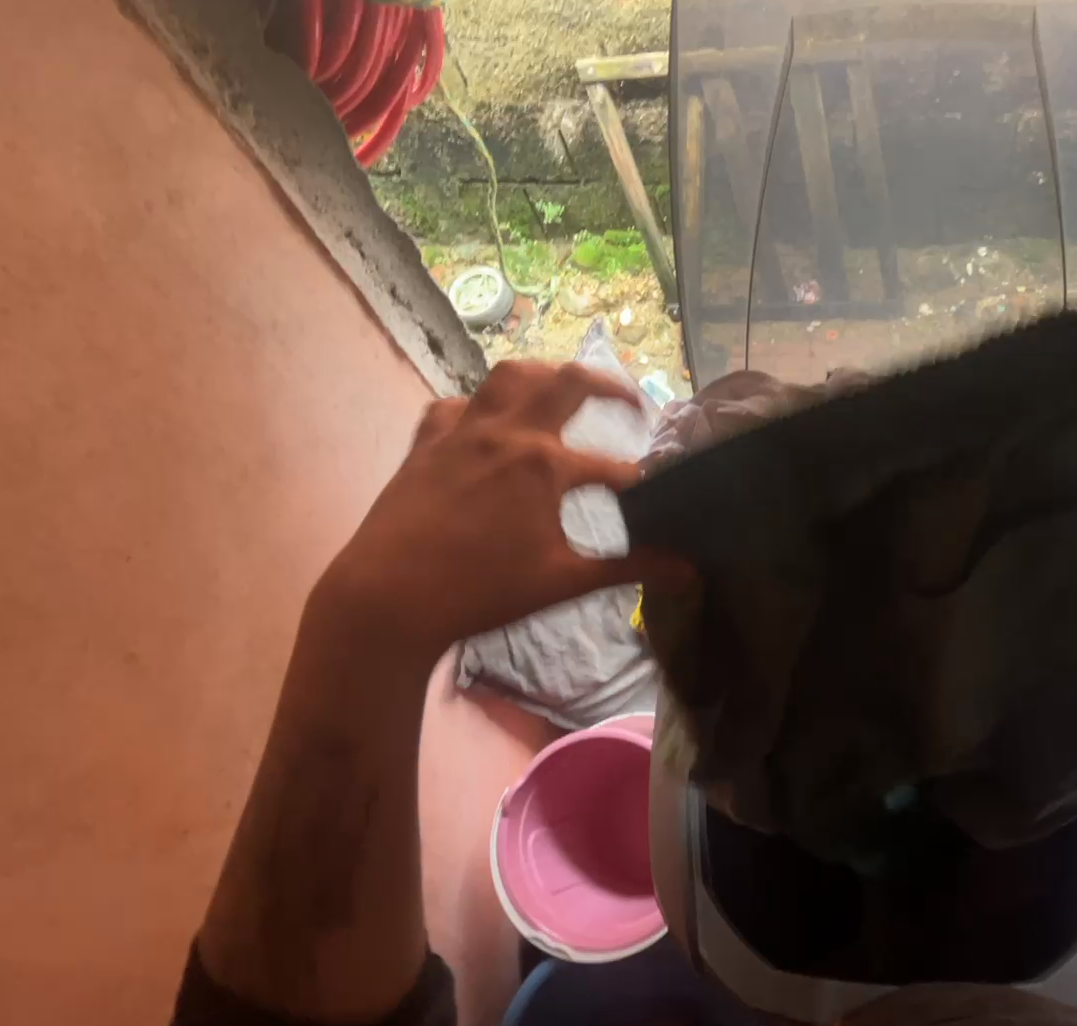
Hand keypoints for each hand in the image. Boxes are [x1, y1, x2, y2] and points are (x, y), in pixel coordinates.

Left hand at [314, 360, 657, 662]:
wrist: (388, 599)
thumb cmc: (483, 591)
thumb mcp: (564, 581)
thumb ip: (628, 569)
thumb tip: (687, 571)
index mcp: (545, 465)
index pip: (612, 467)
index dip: (639, 482)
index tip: (655, 494)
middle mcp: (509, 433)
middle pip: (568, 381)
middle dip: (610, 385)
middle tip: (632, 404)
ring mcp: (463, 431)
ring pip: (510, 375)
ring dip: (546, 375)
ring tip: (565, 390)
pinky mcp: (428, 442)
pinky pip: (459, 404)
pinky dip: (482, 405)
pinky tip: (489, 424)